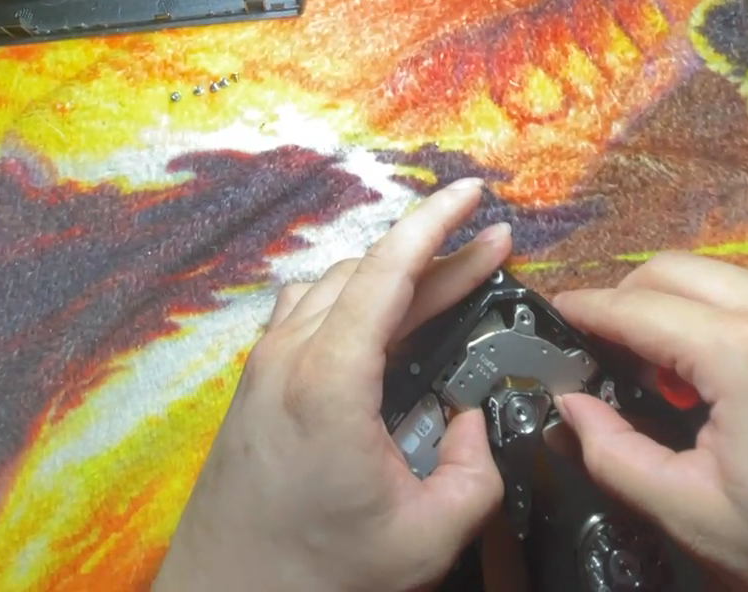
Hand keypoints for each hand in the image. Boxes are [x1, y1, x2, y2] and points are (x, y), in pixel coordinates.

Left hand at [156, 178, 512, 591]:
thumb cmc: (315, 573)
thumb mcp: (423, 538)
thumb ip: (474, 473)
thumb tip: (470, 419)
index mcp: (330, 376)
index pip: (390, 270)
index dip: (437, 222)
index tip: (473, 193)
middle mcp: (291, 350)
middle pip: (372, 272)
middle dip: (438, 252)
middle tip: (490, 247)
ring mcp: (267, 359)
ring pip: (336, 281)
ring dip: (391, 272)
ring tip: (440, 281)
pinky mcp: (256, 375)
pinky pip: (306, 306)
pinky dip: (349, 294)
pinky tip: (371, 315)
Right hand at [552, 255, 747, 591]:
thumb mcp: (699, 518)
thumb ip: (615, 455)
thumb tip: (570, 402)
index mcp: (745, 352)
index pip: (635, 306)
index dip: (584, 308)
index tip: (553, 315)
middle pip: (671, 267)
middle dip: (626, 297)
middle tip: (611, 351)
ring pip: (717, 272)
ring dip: (676, 303)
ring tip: (675, 371)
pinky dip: (722, 310)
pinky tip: (731, 372)